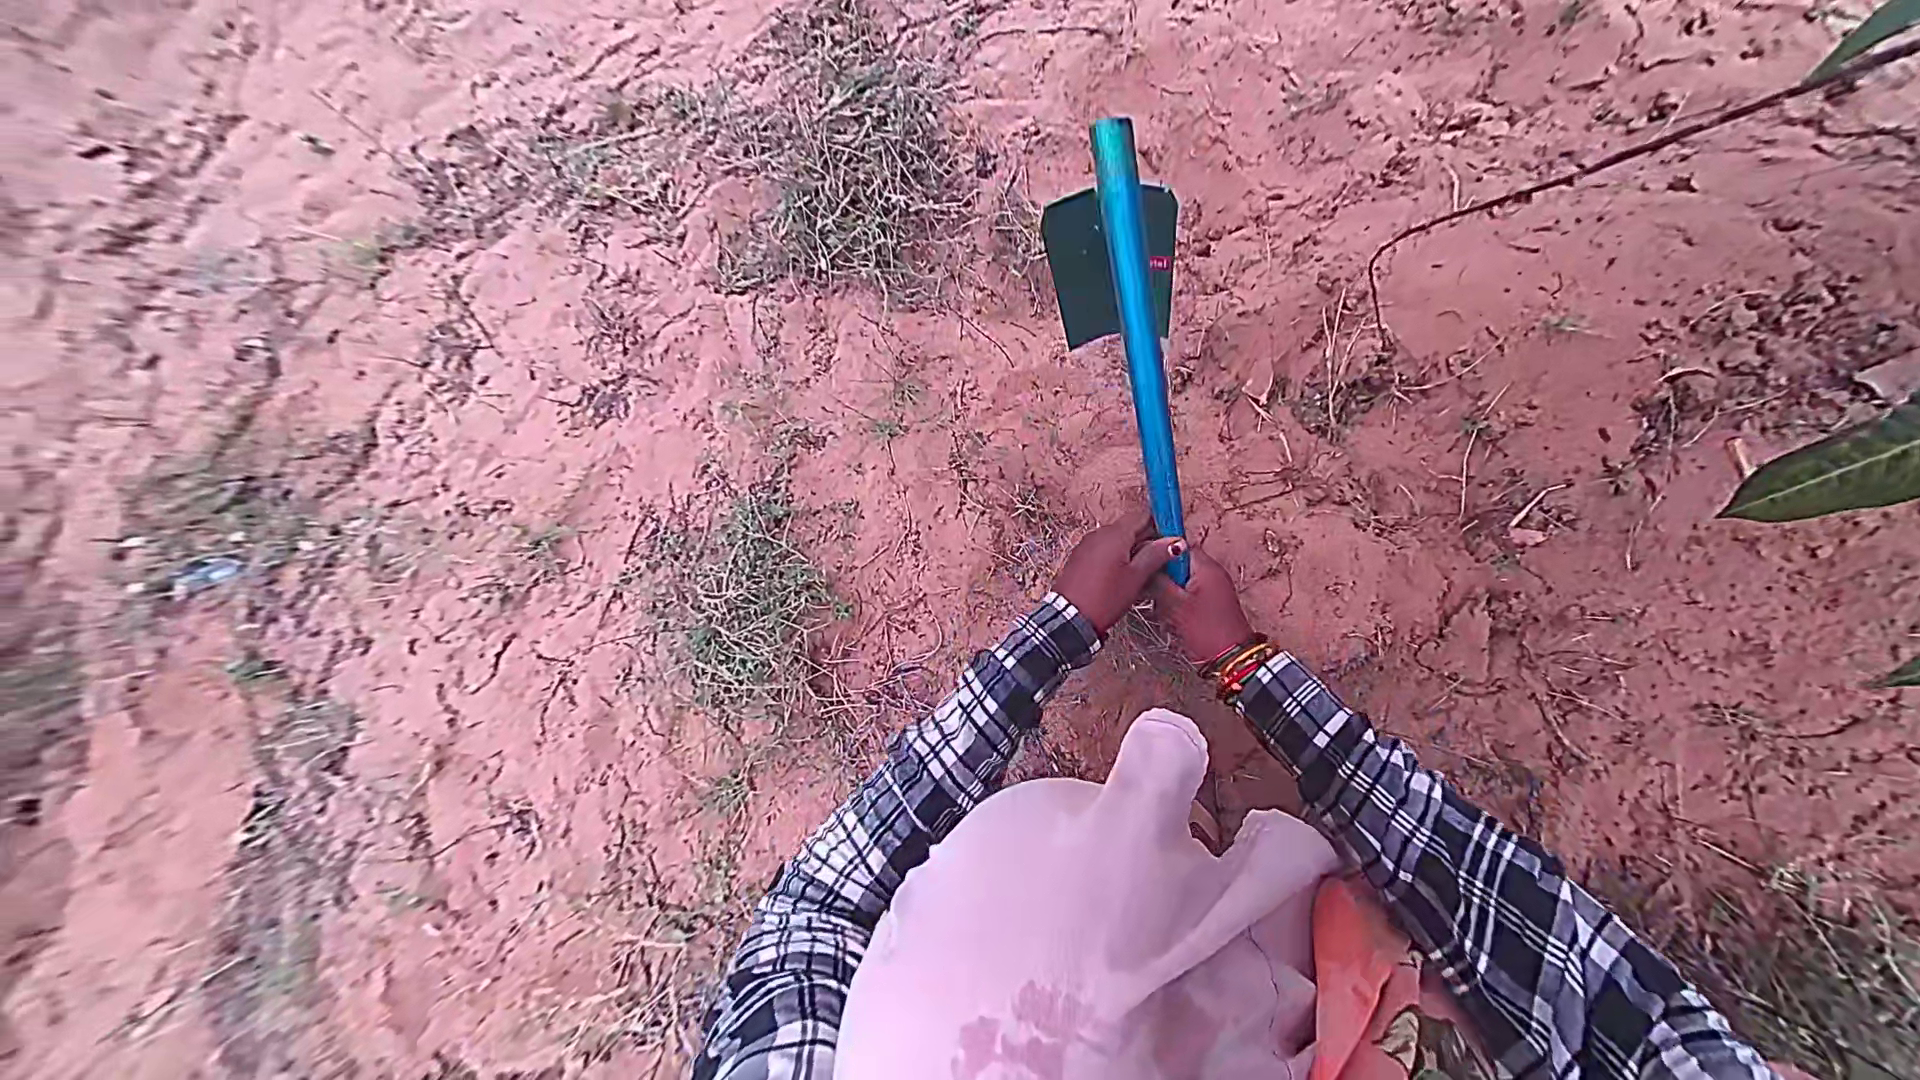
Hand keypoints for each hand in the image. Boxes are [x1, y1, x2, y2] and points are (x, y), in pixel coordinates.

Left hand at [1051, 513, 1185, 634]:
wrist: (1069, 617)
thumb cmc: (1104, 598)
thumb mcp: (1136, 577)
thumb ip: (1156, 555)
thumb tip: (1175, 542)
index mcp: (1114, 534)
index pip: (1142, 516)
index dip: (1159, 526)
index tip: (1170, 542)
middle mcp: (1098, 534)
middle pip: (1129, 528)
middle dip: (1147, 541)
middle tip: (1161, 562)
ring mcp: (1087, 545)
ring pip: (1117, 541)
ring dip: (1132, 552)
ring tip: (1143, 574)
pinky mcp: (1079, 558)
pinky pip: (1103, 551)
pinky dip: (1116, 559)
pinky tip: (1123, 578)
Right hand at [1147, 544, 1256, 663]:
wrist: (1231, 657)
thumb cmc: (1207, 629)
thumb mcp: (1175, 603)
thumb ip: (1158, 580)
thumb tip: (1145, 563)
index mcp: (1206, 567)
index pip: (1180, 545)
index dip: (1160, 550)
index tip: (1144, 560)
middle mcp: (1211, 573)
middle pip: (1178, 562)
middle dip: (1162, 574)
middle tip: (1150, 587)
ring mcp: (1212, 587)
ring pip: (1180, 578)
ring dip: (1167, 589)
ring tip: (1161, 604)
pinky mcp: (1209, 602)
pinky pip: (1186, 592)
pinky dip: (1176, 600)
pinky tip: (1169, 614)